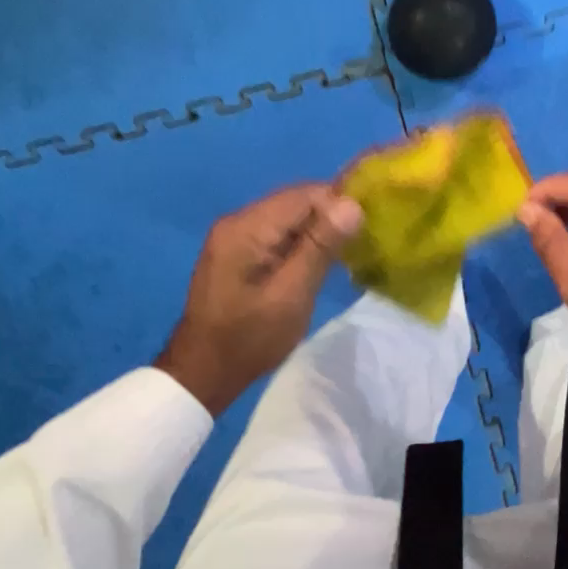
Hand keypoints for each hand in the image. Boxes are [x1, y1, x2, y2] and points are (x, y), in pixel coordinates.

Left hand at [156, 184, 362, 415]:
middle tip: (357, 245)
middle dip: (330, 217)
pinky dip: (302, 241)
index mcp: (247, 227)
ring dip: (318, 230)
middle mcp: (238, 221)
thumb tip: (352, 205)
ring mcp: (235, 235)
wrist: (202, 374)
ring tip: (342, 255)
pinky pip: (279, 232)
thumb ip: (320, 247)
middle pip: (297, 201)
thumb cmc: (249, 338)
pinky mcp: (238, 251)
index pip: (305, 194)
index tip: (365, 231)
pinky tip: (317, 262)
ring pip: (290, 216)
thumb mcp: (291, 294)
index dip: (340, 206)